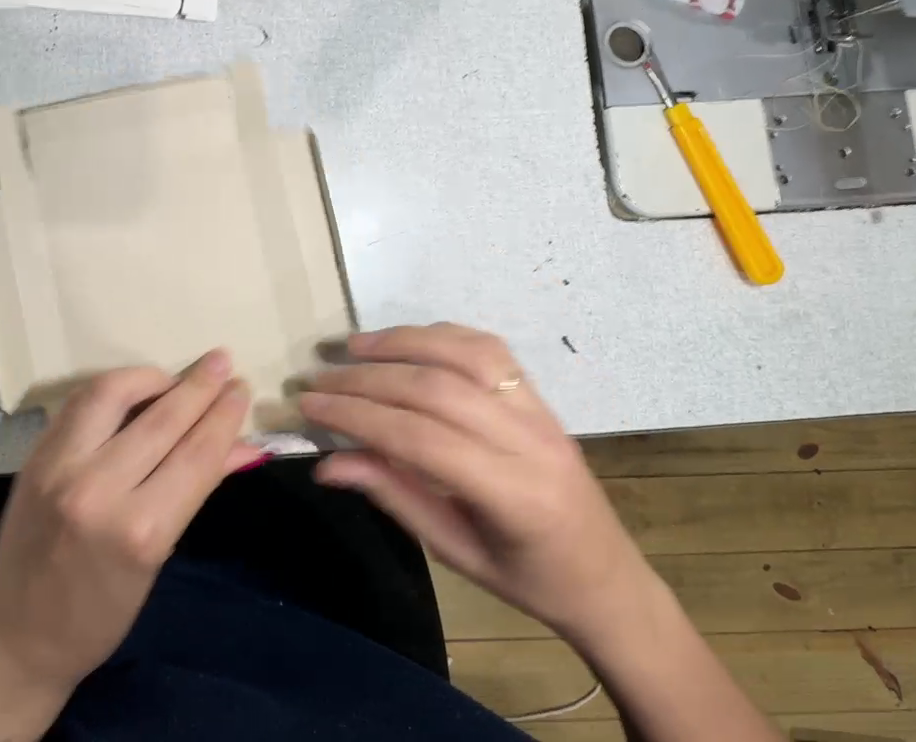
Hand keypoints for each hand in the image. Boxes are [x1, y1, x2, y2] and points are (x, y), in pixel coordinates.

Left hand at [0, 351, 261, 701]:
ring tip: (179, 375)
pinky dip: (111, 389)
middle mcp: (98, 489)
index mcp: (139, 530)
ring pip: (112, 395)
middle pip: (162, 420)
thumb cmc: (99, 616)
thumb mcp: (157, 559)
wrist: (17, 637)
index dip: (224, 417)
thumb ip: (196, 492)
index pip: (196, 455)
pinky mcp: (35, 457)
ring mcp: (59, 468)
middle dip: (198, 387)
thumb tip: (244, 447)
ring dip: (152, 378)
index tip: (242, 389)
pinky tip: (133, 388)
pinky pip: (78, 404)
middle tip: (222, 362)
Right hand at [298, 323, 659, 644]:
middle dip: (367, 379)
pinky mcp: (541, 397)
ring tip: (352, 347)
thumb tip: (327, 463)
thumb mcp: (454, 552)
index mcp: (513, 495)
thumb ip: (393, 496)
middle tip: (318, 380)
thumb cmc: (528, 579)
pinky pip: (490, 349)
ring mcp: (541, 412)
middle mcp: (531, 442)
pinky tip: (404, 342)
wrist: (607, 579)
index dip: (357, 417)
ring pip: (466, 355)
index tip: (309, 406)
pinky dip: (440, 336)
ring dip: (403, 343)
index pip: (420, 438)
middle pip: (437, 389)